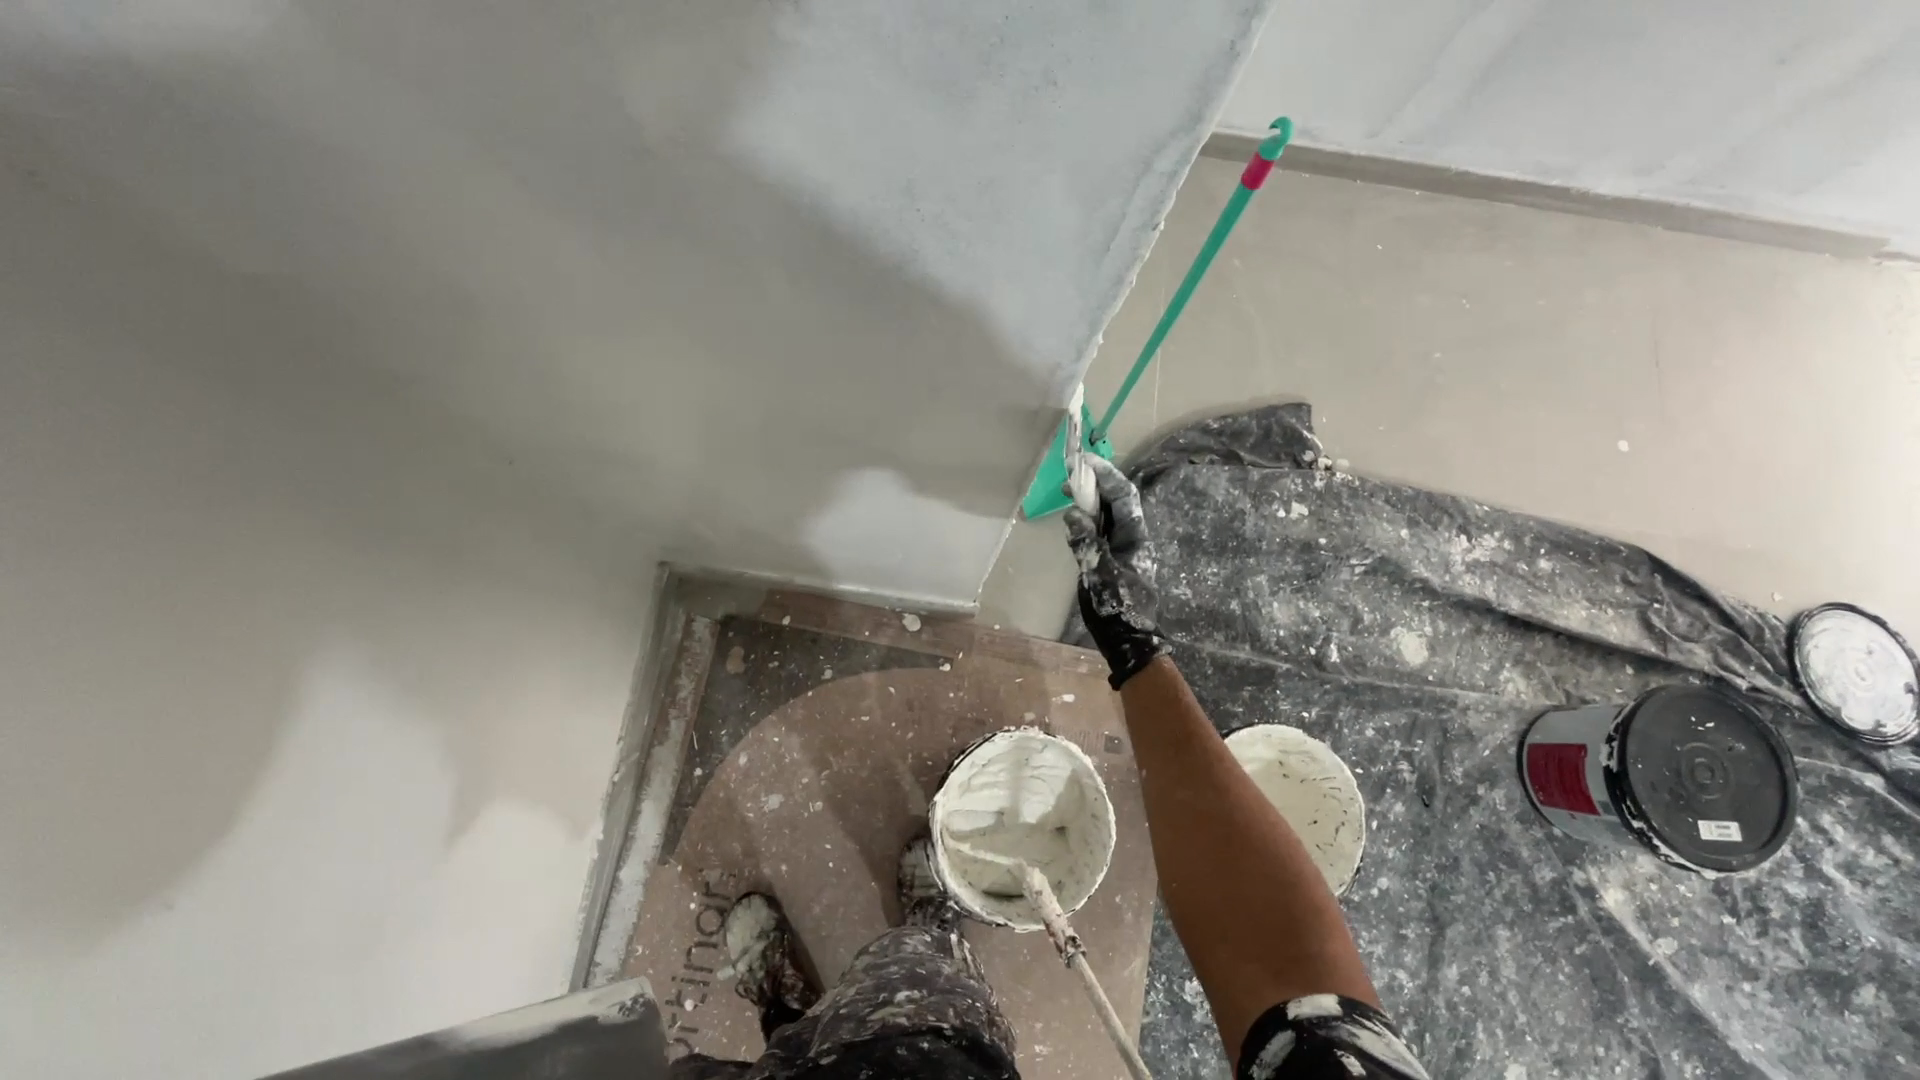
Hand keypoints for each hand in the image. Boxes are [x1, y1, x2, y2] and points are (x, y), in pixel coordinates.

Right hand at [1063, 455, 1169, 688]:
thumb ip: (1086, 542)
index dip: (1106, 474)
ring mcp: (1123, 549)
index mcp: (1135, 537)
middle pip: (1116, 500)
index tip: (1084, 461)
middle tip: (1069, 476)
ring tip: (1066, 493)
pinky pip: (1100, 531)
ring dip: (1090, 500)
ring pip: (1108, 515)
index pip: (1123, 495)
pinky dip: (1086, 520)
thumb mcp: (1099, 574)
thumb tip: (1074, 513)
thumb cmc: (1119, 609)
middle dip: (1095, 483)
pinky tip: (1072, 522)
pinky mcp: (1113, 559)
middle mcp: (1131, 537)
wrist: (1129, 642)